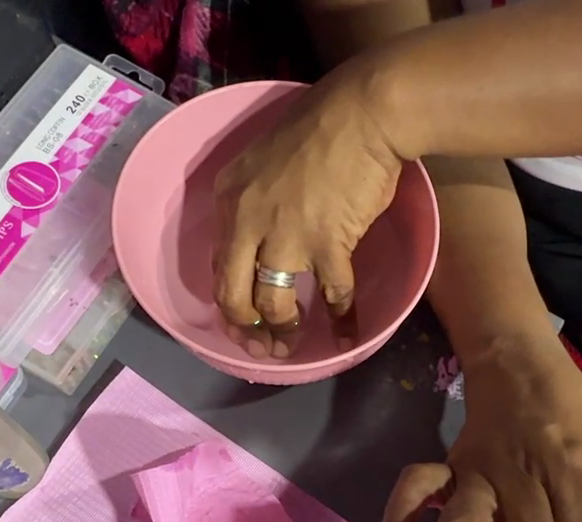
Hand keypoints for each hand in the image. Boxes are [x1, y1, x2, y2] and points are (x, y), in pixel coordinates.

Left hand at [214, 74, 403, 358]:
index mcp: (231, 200)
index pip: (218, 264)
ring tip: (292, 345)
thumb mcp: (265, 160)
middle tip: (261, 347)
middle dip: (246, 329)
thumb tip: (262, 241)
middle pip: (235, 294)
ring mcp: (287, 237)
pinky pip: (334, 295)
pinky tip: (348, 338)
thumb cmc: (320, 128)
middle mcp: (249, 222)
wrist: (362, 114)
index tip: (241, 322)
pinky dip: (343, 321)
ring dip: (284, 331)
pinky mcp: (327, 246)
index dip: (229, 301)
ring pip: (274, 304)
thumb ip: (256, 202)